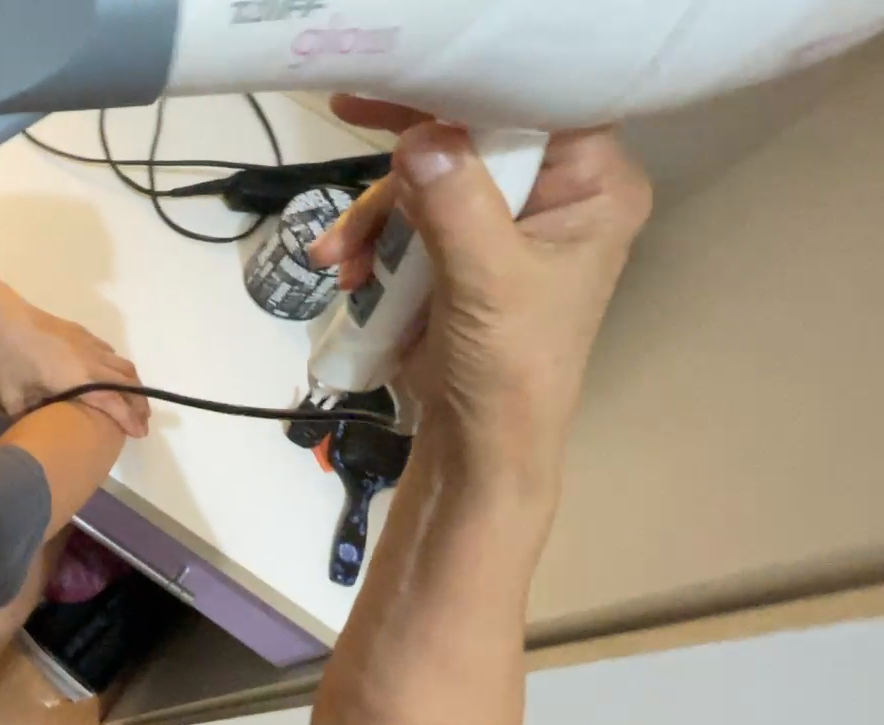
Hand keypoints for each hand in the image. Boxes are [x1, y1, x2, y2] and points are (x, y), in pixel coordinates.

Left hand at [0, 251, 150, 436]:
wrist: (3, 319)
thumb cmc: (7, 361)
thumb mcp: (12, 400)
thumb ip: (29, 418)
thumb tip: (36, 430)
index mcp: (78, 379)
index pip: (113, 402)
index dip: (128, 420)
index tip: (138, 434)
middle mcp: (92, 361)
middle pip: (127, 383)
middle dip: (139, 405)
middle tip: (142, 424)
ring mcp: (89, 345)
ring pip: (122, 366)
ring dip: (133, 386)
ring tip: (134, 404)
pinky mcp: (82, 334)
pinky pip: (109, 354)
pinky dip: (118, 369)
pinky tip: (113, 378)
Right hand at [309, 98, 653, 482]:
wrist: (476, 435)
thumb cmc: (508, 363)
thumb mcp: (487, 281)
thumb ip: (456, 207)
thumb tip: (419, 136)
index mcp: (588, 188)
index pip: (531, 111)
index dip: (463, 96)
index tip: (389, 90)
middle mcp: (546, 197)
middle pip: (460, 152)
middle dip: (392, 190)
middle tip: (342, 220)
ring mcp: (492, 229)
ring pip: (418, 193)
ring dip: (367, 227)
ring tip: (335, 267)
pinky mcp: (450, 258)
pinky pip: (400, 229)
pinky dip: (367, 250)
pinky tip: (347, 277)